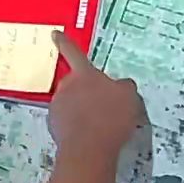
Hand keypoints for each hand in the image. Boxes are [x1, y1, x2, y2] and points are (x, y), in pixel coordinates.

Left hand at [48, 30, 143, 164]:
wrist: (90, 148)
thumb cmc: (111, 117)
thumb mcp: (129, 97)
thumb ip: (123, 87)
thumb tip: (121, 87)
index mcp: (85, 75)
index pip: (74, 52)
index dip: (65, 42)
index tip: (55, 34)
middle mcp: (67, 87)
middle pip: (76, 84)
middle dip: (86, 92)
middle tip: (103, 106)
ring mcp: (58, 107)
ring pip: (72, 104)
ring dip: (82, 110)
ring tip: (99, 125)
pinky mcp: (54, 126)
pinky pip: (67, 122)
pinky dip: (76, 126)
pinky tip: (90, 135)